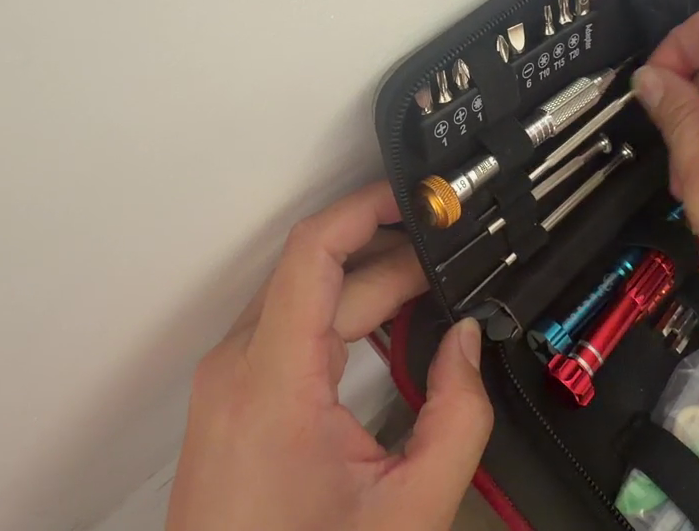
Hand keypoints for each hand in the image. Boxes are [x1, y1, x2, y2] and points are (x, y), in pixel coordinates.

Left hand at [165, 182, 491, 530]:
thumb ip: (456, 416)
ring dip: (369, 284)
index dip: (366, 207)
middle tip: (452, 265)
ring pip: (307, 297)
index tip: (415, 198)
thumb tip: (467, 342)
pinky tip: (386, 325)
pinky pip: (293, 327)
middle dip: (393, 258)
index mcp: (271, 382)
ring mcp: (231, 380)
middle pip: (322, 274)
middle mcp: (239, 367)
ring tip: (429, 290)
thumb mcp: (407, 510)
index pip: (315, 251)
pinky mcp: (236, 396)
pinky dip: (344, 314)